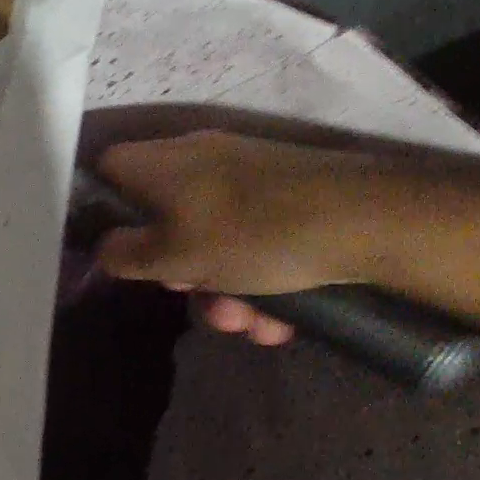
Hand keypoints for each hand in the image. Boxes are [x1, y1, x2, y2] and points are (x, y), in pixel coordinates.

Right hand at [94, 131, 378, 345]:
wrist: (378, 220)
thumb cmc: (250, 235)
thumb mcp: (169, 259)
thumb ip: (122, 255)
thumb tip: (107, 248)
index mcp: (156, 161)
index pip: (104, 171)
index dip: (101, 209)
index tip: (116, 248)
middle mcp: (196, 155)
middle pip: (162, 212)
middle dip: (177, 267)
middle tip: (192, 296)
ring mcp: (249, 170)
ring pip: (214, 232)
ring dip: (225, 285)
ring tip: (250, 325)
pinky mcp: (294, 189)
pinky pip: (258, 234)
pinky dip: (263, 275)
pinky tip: (283, 318)